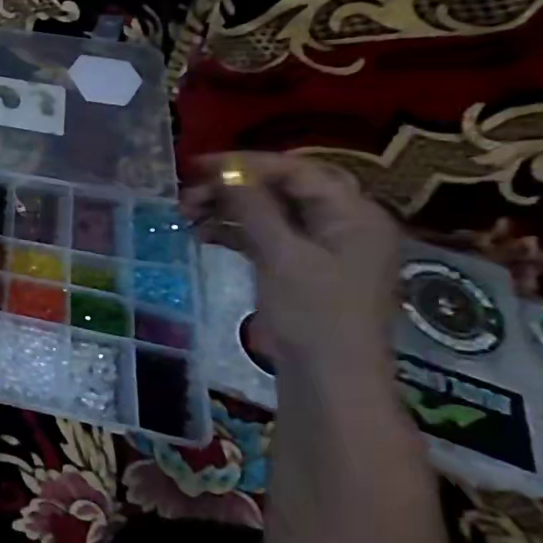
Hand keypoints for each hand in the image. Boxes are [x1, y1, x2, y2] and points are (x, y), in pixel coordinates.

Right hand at [181, 152, 398, 384]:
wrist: (329, 378)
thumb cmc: (312, 314)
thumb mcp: (281, 257)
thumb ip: (254, 210)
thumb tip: (226, 173)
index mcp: (354, 214)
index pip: (298, 171)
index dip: (247, 164)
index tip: (198, 167)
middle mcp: (346, 224)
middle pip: (286, 189)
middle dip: (236, 186)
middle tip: (188, 194)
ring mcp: (327, 248)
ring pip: (274, 213)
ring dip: (232, 209)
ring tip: (188, 214)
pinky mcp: (306, 270)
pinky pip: (270, 237)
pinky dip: (238, 232)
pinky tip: (204, 235)